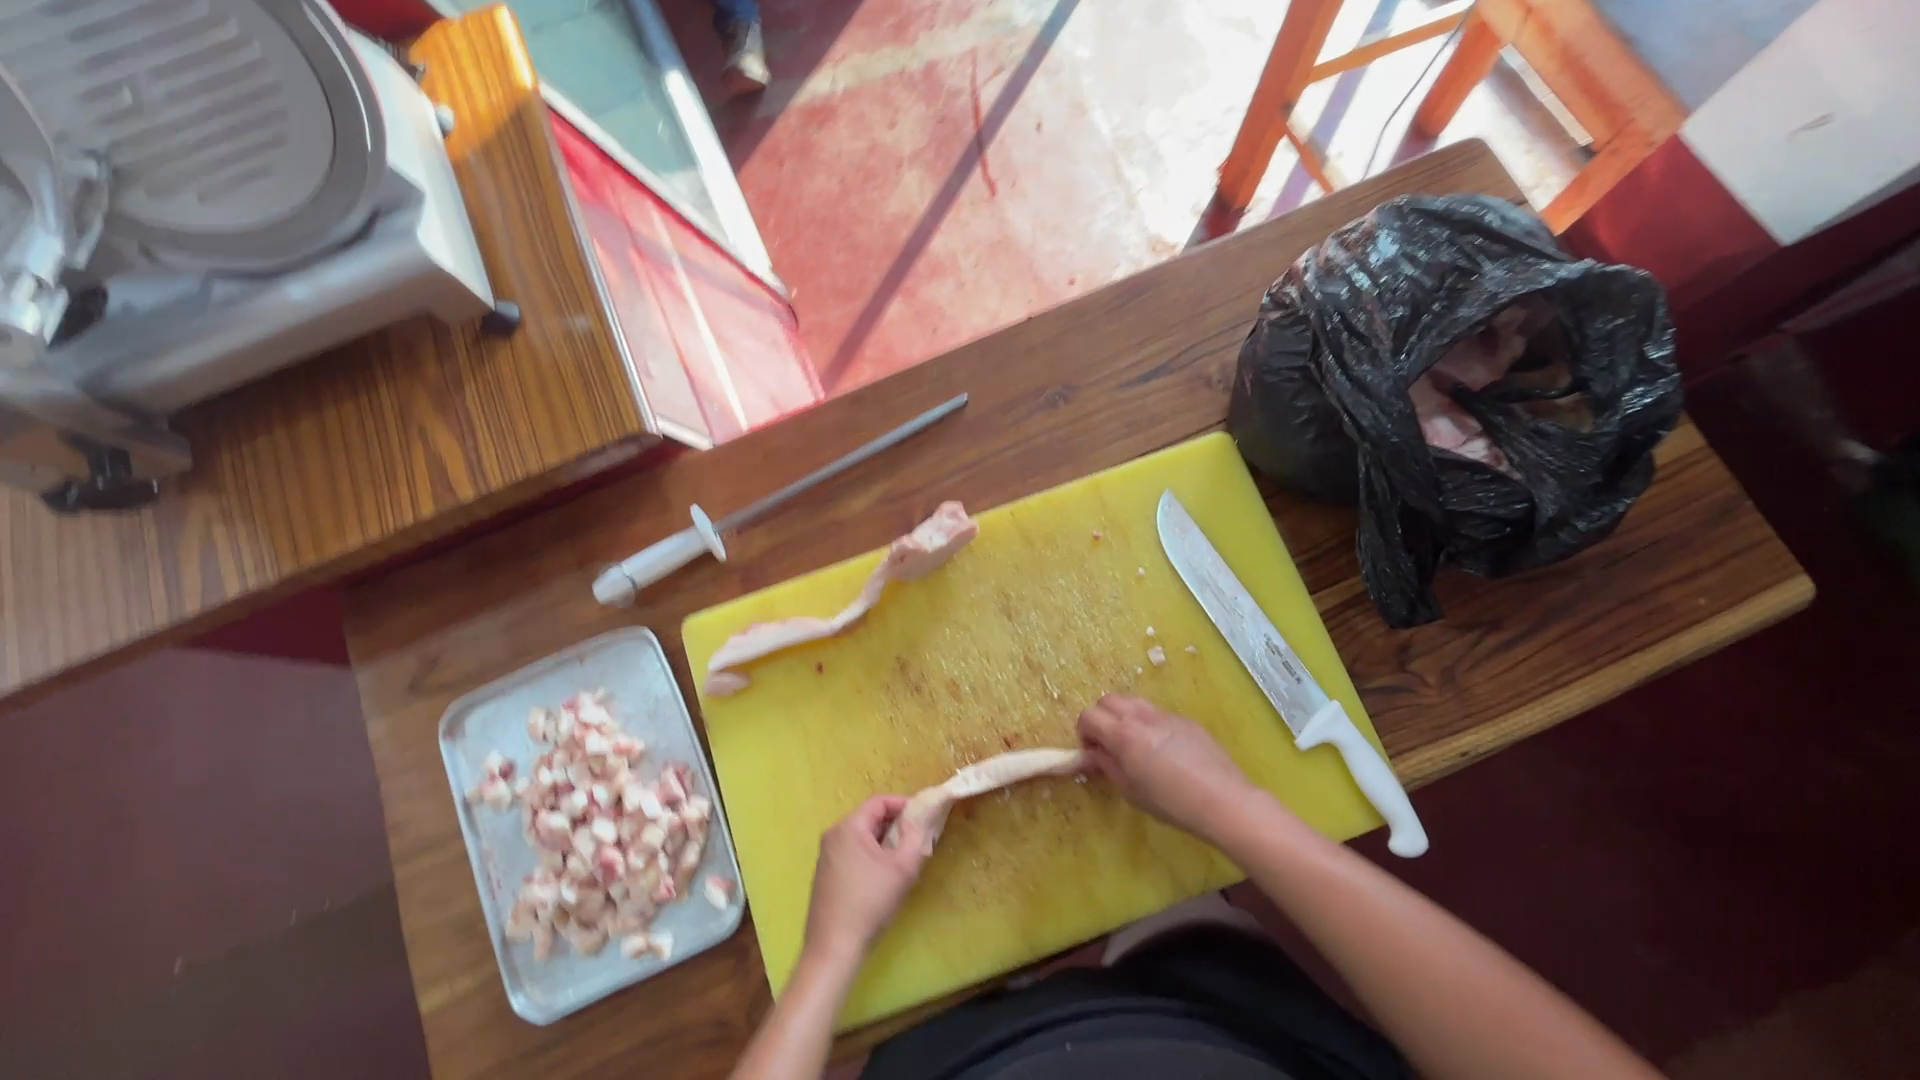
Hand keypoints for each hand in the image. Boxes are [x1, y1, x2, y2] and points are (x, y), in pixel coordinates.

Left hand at [803, 796, 928, 959]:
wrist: (834, 946)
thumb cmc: (870, 902)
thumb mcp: (903, 868)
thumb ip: (916, 839)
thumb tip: (921, 822)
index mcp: (848, 828)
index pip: (879, 802)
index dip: (904, 805)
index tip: (924, 817)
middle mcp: (833, 836)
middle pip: (869, 818)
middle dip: (896, 825)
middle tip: (918, 839)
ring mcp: (826, 856)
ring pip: (861, 837)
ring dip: (885, 842)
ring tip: (905, 859)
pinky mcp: (826, 875)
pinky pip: (853, 853)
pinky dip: (871, 856)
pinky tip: (884, 877)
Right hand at [1077, 694, 1263, 837]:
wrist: (1223, 800)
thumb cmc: (1172, 802)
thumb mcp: (1131, 790)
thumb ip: (1107, 766)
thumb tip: (1092, 754)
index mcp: (1123, 734)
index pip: (1088, 716)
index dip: (1083, 733)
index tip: (1092, 752)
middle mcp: (1142, 716)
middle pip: (1107, 700)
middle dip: (1101, 718)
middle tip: (1107, 744)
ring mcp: (1166, 715)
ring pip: (1133, 701)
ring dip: (1123, 716)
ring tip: (1132, 744)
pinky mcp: (1186, 720)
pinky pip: (1157, 713)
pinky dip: (1148, 723)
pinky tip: (1162, 750)